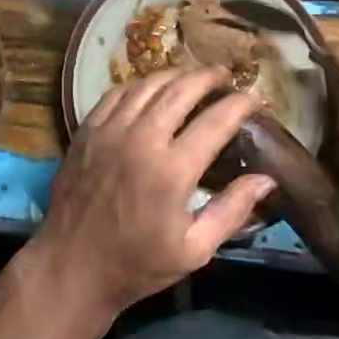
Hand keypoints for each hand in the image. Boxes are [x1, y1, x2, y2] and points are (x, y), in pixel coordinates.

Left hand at [28, 67, 277, 319]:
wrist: (72, 263)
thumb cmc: (137, 263)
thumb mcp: (194, 249)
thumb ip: (232, 210)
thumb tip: (266, 178)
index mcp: (172, 170)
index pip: (215, 121)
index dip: (240, 104)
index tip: (256, 97)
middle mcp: (141, 139)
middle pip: (180, 90)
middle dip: (208, 77)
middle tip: (226, 76)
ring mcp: (110, 130)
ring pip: (147, 85)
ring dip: (175, 74)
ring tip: (193, 75)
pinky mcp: (87, 129)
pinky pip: (116, 93)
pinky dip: (140, 84)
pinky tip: (151, 87)